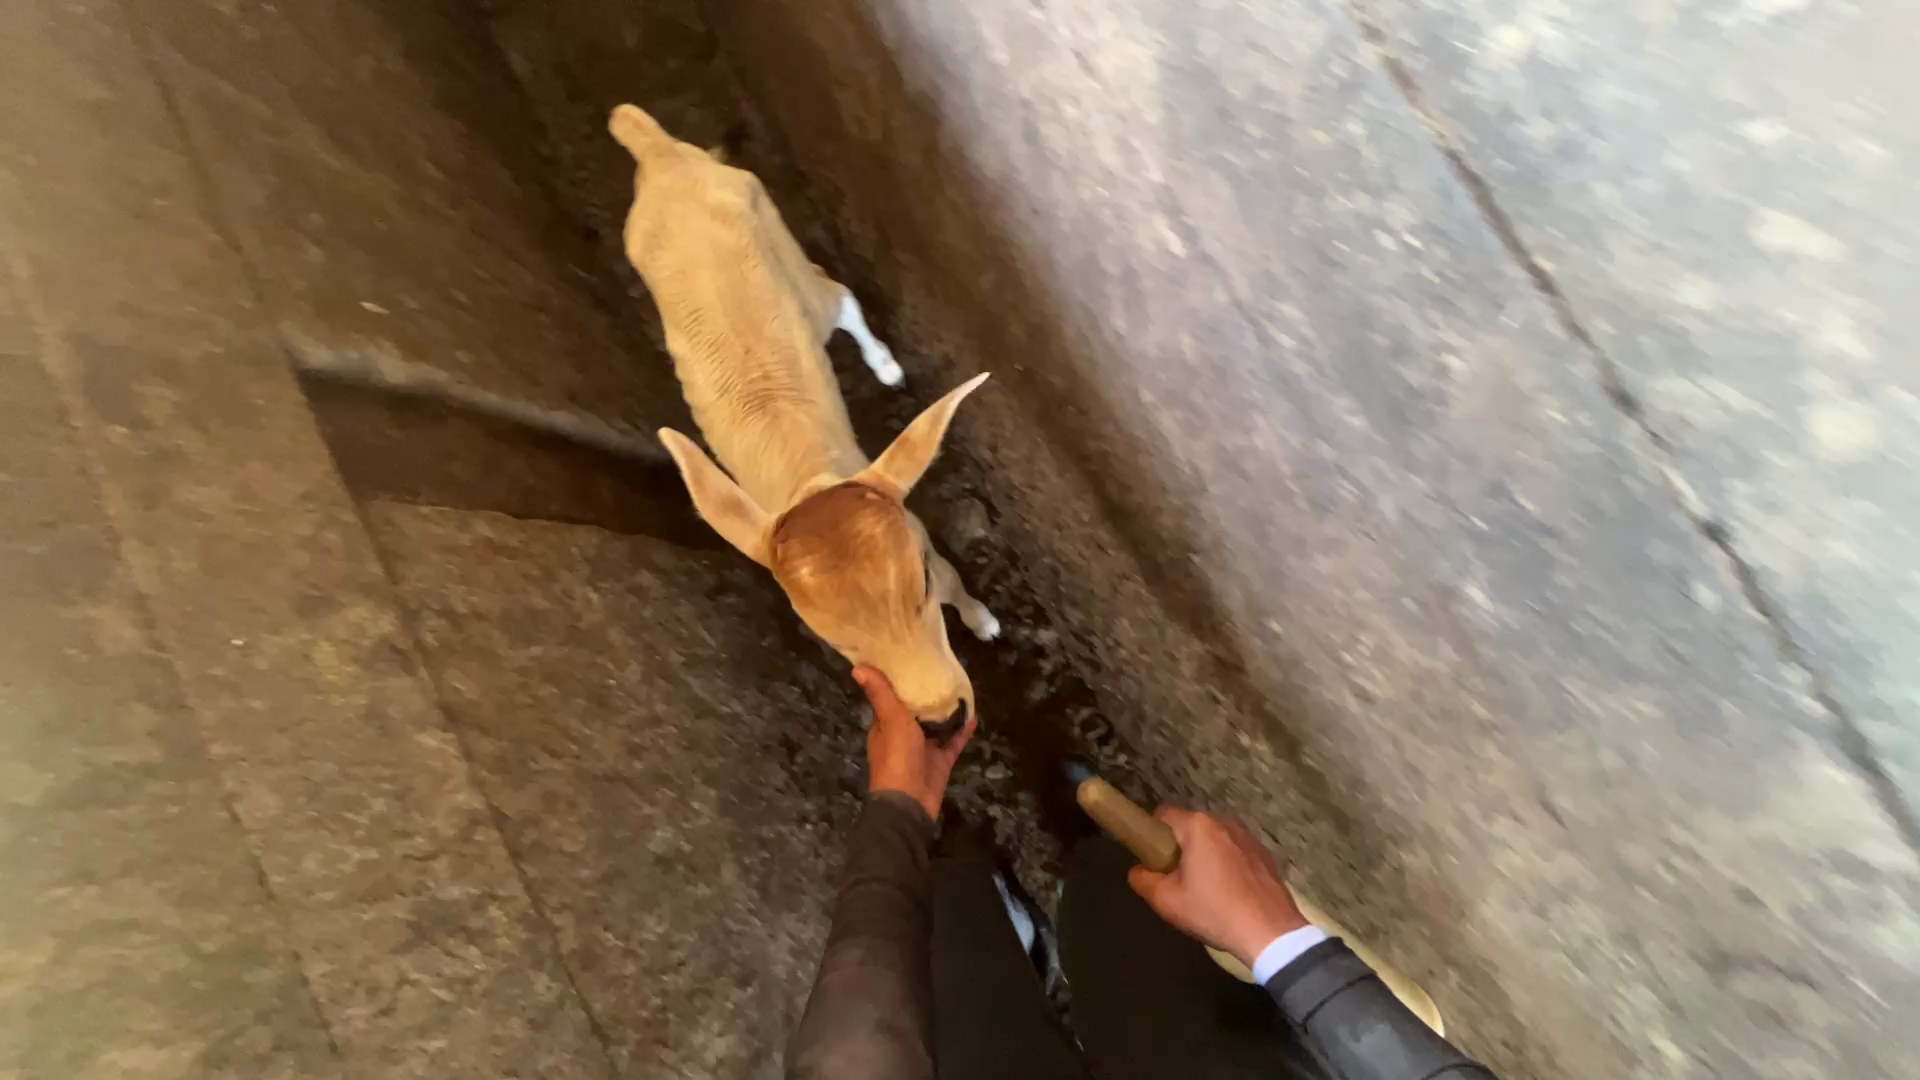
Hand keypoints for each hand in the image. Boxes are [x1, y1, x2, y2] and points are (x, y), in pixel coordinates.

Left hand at [855, 667, 974, 821]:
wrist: (910, 803)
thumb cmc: (896, 757)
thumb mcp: (890, 720)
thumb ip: (880, 694)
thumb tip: (858, 667)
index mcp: (886, 725)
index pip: (892, 698)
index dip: (901, 681)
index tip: (911, 660)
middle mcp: (904, 735)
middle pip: (917, 711)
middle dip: (928, 694)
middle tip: (943, 670)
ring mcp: (924, 749)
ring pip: (937, 726)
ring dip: (948, 712)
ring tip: (962, 690)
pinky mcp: (941, 762)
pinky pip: (953, 742)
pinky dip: (962, 731)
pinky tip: (974, 717)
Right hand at [1128, 806, 1309, 965]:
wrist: (1272, 935)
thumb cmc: (1215, 912)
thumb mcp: (1167, 901)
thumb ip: (1142, 880)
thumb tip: (1137, 870)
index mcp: (1198, 826)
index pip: (1164, 814)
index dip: (1153, 832)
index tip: (1153, 858)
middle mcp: (1223, 821)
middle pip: (1190, 825)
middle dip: (1180, 845)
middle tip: (1177, 876)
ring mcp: (1248, 836)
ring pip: (1214, 838)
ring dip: (1206, 853)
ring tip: (1206, 886)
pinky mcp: (1265, 853)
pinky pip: (1235, 850)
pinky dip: (1228, 863)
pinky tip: (1231, 891)